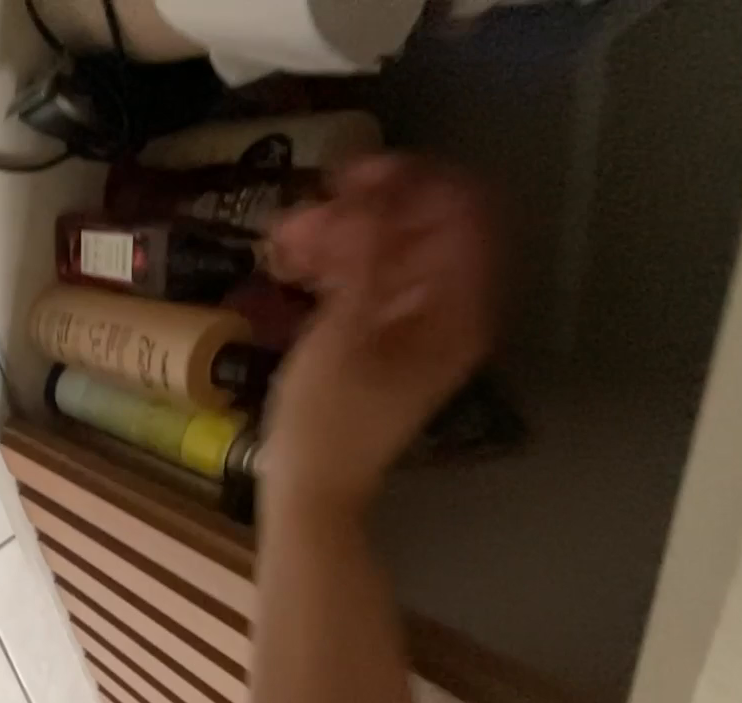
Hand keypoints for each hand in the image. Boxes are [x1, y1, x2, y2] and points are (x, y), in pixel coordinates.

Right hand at [258, 155, 496, 513]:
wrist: (311, 489)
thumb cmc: (325, 421)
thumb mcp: (341, 335)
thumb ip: (362, 257)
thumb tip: (371, 191)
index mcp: (456, 310)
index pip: (457, 215)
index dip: (410, 183)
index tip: (350, 174)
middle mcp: (447, 312)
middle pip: (419, 234)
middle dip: (363, 215)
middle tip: (305, 211)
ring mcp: (414, 330)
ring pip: (388, 260)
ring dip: (341, 242)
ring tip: (284, 241)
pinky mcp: (382, 345)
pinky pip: (369, 289)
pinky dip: (336, 273)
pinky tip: (295, 268)